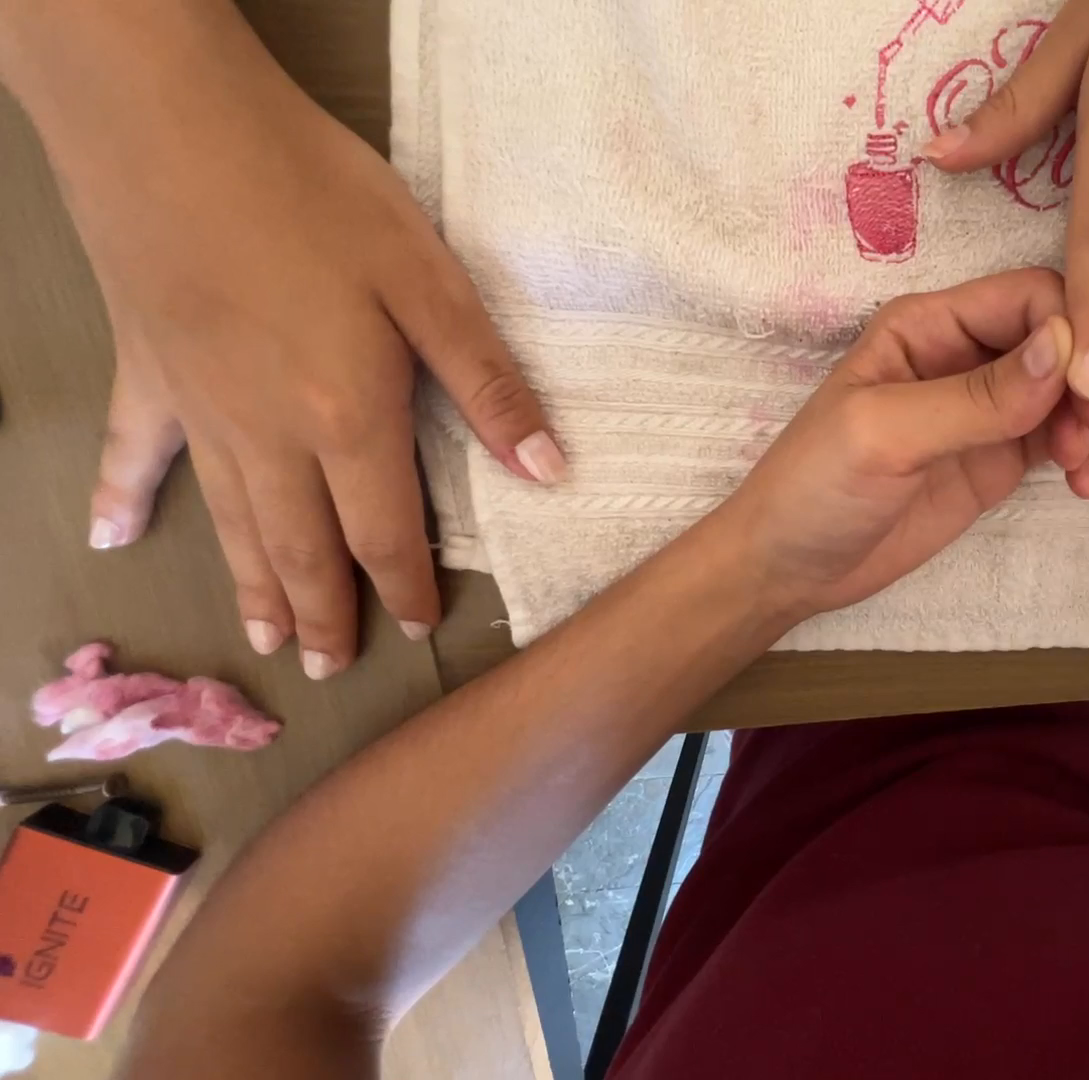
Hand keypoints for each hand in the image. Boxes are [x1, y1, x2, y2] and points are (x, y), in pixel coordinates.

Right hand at [19, 4, 563, 677]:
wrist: (171, 114)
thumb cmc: (323, 202)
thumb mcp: (436, 293)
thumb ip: (491, 388)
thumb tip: (548, 470)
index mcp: (349, 418)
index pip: (384, 531)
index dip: (404, 585)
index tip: (419, 627)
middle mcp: (268, 432)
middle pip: (302, 545)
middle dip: (324, 610)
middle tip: (328, 668)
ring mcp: (196, 403)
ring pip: (231, 520)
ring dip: (250, 585)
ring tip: (259, 642)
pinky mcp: (146, 364)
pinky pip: (137, 451)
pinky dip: (126, 497)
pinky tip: (108, 538)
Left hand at [713, 270, 1070, 621]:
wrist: (792, 569)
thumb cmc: (817, 487)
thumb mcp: (886, 433)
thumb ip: (975, 396)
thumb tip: (1066, 350)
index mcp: (929, 325)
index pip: (1028, 298)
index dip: (1072, 333)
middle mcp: (965, 355)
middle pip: (1059, 341)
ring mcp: (986, 411)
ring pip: (1066, 392)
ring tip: (1086, 472)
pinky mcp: (998, 458)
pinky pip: (1057, 439)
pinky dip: (1083, 455)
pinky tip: (1083, 485)